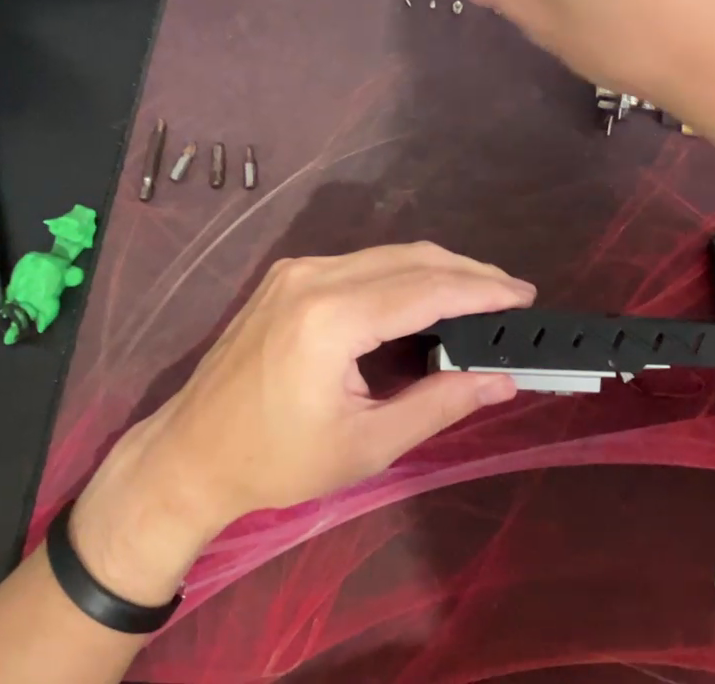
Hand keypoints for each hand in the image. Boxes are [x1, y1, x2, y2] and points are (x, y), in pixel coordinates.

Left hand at [68, 244, 531, 604]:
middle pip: (410, 259)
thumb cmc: (276, 460)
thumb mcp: (366, 445)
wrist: (190, 453)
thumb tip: (500, 380)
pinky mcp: (288, 277)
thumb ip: (438, 405)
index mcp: (331, 318)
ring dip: (437, 270)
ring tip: (480, 296)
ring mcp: (296, 271)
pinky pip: (360, 262)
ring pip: (386, 255)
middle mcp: (313, 277)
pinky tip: (425, 296)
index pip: (426, 289)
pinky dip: (402, 274)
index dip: (481, 291)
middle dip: (467, 274)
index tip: (524, 296)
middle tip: (511, 297)